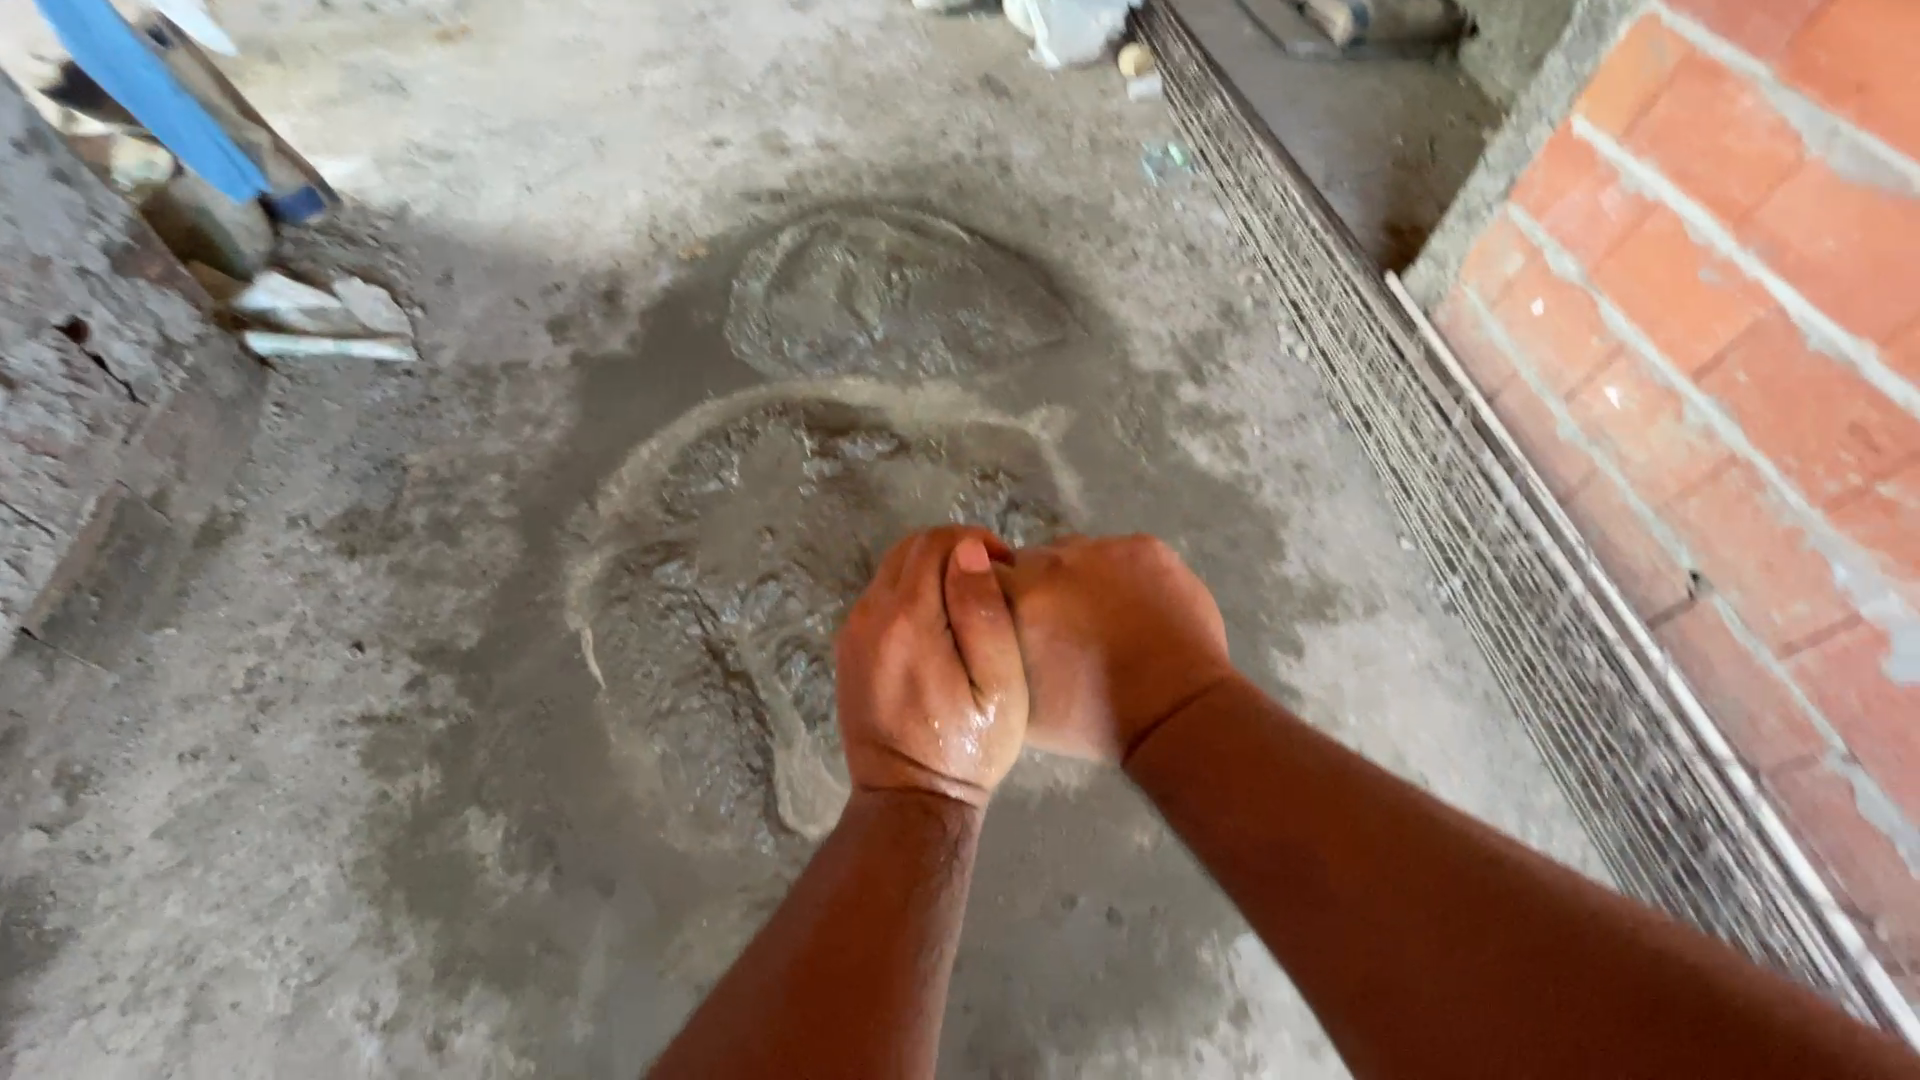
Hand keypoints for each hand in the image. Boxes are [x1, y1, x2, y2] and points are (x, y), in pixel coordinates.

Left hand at [835, 526, 1029, 808]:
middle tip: (989, 582)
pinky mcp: (847, 650)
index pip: (934, 543)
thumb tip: (967, 551)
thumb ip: (983, 611)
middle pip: (909, 550)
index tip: (1005, 567)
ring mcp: (851, 633)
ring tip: (967, 605)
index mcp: (906, 619)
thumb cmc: (967, 747)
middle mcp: (868, 616)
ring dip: (931, 572)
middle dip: (952, 551)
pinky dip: (910, 595)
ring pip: (891, 572)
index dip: (974, 542)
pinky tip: (937, 629)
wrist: (909, 799)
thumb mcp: (999, 684)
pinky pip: (879, 599)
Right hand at [994, 534, 1233, 763]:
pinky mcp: (1145, 547)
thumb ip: (988, 654)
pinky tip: (1132, 609)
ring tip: (1098, 617)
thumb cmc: (1089, 720)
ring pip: (1074, 554)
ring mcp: (1104, 549)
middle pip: (1029, 561)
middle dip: (1035, 586)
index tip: (1009, 619)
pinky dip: (1117, 575)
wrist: (1176, 712)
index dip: (992, 595)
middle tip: (1056, 625)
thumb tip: (978, 630)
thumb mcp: (1015, 701)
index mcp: (1019, 595)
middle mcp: (1055, 561)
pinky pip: (1117, 553)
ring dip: (1075, 577)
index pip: (983, 575)